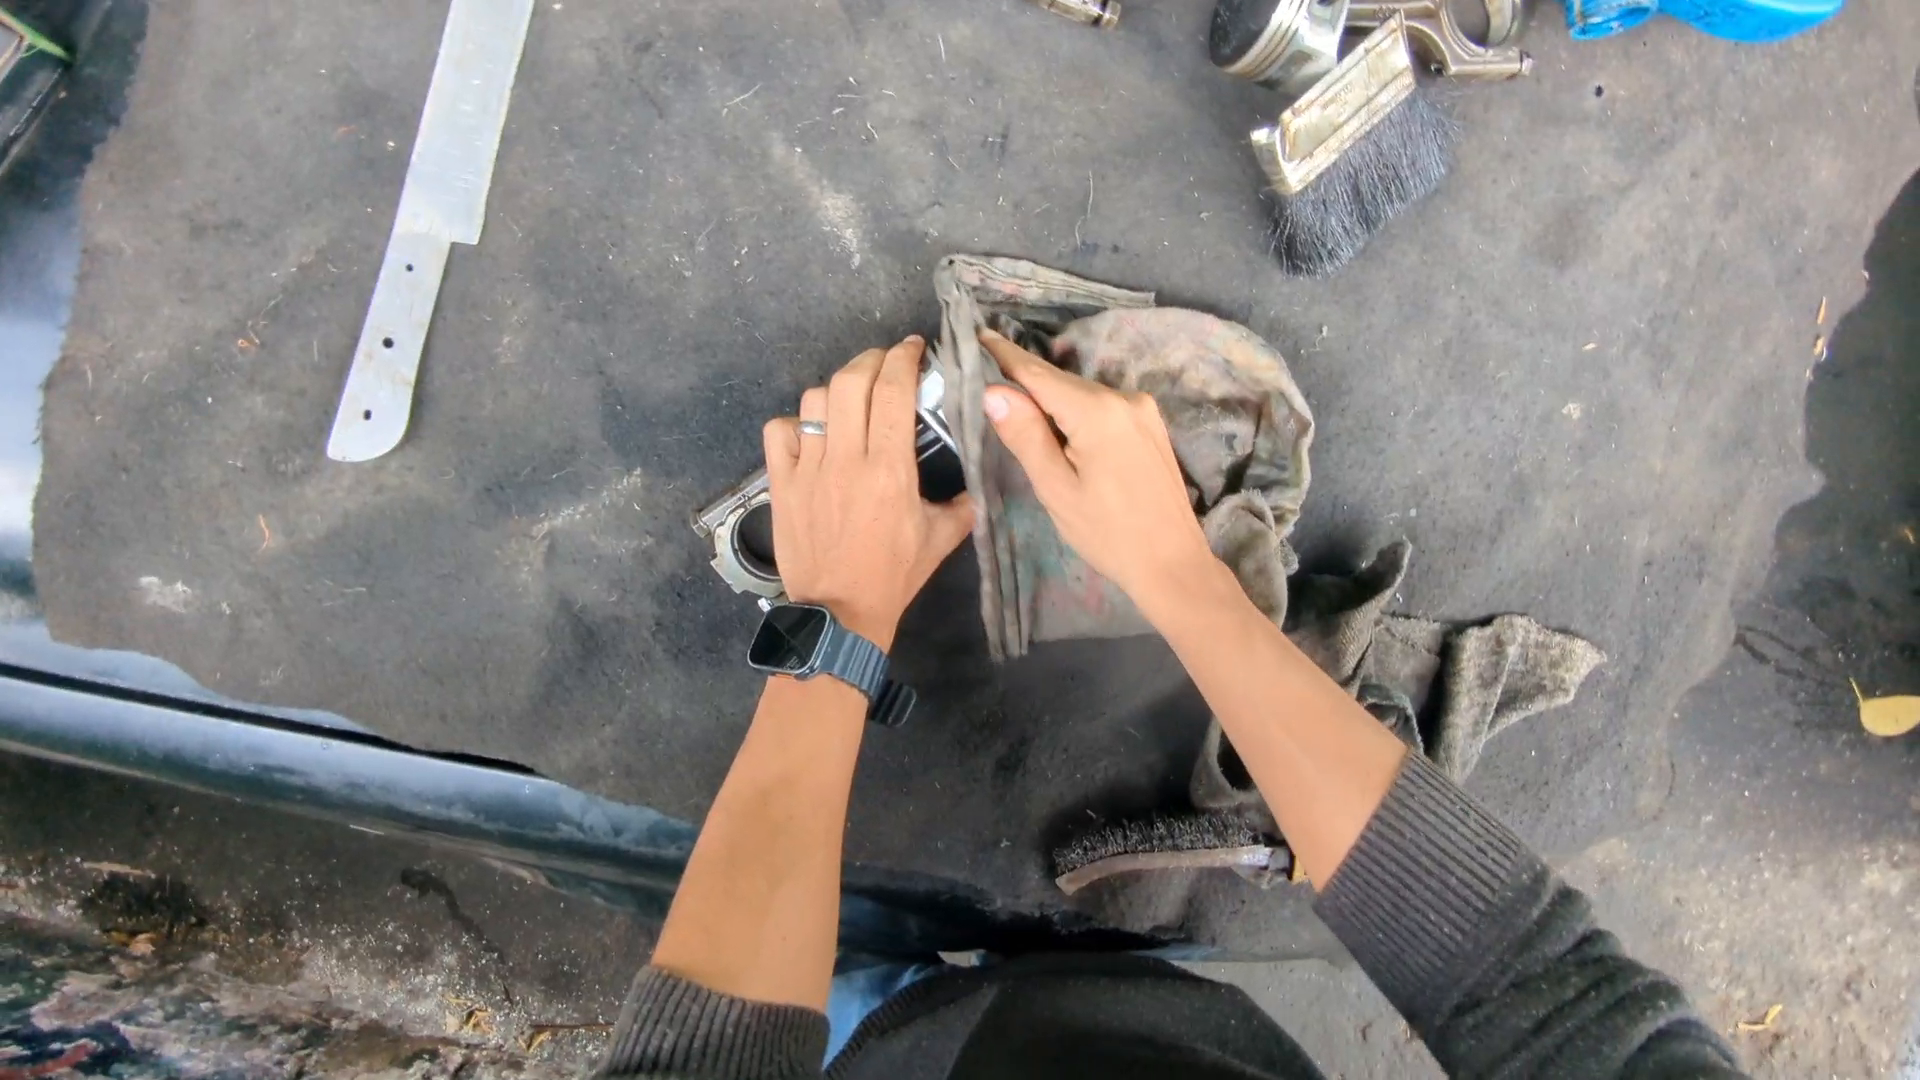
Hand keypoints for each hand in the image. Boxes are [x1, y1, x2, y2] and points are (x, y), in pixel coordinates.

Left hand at [764, 337, 974, 649]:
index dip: (904, 358)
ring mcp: (808, 470)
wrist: (839, 614)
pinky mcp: (780, 484)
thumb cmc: (893, 576)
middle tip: (885, 364)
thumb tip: (979, 487)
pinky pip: (779, 432)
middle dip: (871, 360)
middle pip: (851, 381)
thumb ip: (964, 506)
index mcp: (889, 469)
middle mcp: (846, 459)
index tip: (913, 347)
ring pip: (814, 400)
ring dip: (836, 389)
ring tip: (849, 399)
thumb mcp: (940, 540)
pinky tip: (810, 433)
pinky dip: (794, 423)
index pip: (894, 391)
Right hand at [979, 329, 1217, 611]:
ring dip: (1050, 401)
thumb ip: (1026, 436)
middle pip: (1061, 383)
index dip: (1005, 356)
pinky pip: (1101, 408)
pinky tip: (1060, 428)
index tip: (978, 335)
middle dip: (1025, 382)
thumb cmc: (1107, 533)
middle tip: (986, 377)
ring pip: (1081, 395)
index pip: (1039, 375)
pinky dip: (1075, 412)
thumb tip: (993, 391)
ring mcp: (1142, 410)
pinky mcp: (1150, 426)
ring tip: (1017, 408)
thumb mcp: (1056, 489)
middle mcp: (1123, 398)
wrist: (1172, 563)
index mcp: (1096, 412)